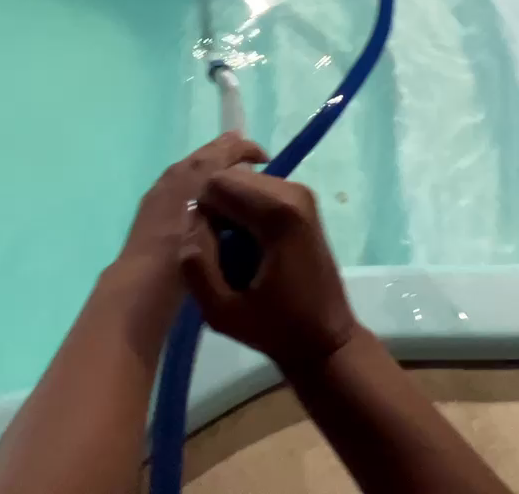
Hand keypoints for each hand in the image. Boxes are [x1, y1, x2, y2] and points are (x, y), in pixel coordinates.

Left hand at [117, 133, 267, 276]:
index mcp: (197, 171)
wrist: (144, 282)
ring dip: (214, 169)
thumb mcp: (220, 224)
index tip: (266, 161)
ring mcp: (162, 186)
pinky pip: (182, 182)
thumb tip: (245, 182)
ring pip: (194, 167)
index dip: (249, 149)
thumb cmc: (187, 254)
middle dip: (231, 154)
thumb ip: (235, 197)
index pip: (228, 148)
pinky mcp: (152, 203)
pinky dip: (198, 183)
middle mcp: (178, 171)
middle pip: (209, 152)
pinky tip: (207, 203)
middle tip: (253, 164)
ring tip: (234, 184)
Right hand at [177, 169, 358, 372]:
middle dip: (217, 208)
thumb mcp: (220, 312)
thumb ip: (195, 265)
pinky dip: (245, 210)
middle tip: (221, 251)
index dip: (204, 215)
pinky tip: (251, 244)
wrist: (326, 340)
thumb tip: (192, 220)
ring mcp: (302, 193)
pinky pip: (258, 189)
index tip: (211, 250)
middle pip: (231, 178)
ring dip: (230, 210)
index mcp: (278, 214)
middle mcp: (294, 192)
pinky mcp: (303, 199)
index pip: (217, 184)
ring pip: (243, 181)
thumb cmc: (275, 329)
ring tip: (236, 251)